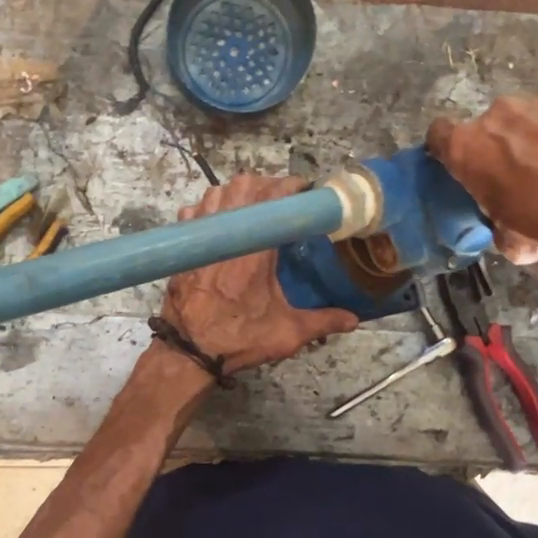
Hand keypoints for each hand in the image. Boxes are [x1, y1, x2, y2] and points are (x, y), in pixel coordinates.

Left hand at [159, 174, 359, 372]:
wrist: (188, 353)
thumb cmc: (237, 340)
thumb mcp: (287, 333)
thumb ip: (323, 322)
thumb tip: (354, 320)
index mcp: (254, 250)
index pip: (273, 197)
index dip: (291, 187)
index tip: (305, 192)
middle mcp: (226, 234)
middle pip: (244, 185)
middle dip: (266, 185)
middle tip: (282, 201)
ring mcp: (199, 238)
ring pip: (218, 193)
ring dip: (238, 193)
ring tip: (254, 207)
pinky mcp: (183, 248)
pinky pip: (195, 211)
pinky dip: (210, 208)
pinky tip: (222, 222)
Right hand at [426, 85, 537, 272]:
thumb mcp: (511, 242)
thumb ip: (496, 216)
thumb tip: (506, 213)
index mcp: (471, 149)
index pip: (440, 135)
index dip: (451, 152)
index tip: (466, 169)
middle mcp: (504, 113)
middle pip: (492, 126)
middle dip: (503, 147)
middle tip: (525, 178)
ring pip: (534, 117)